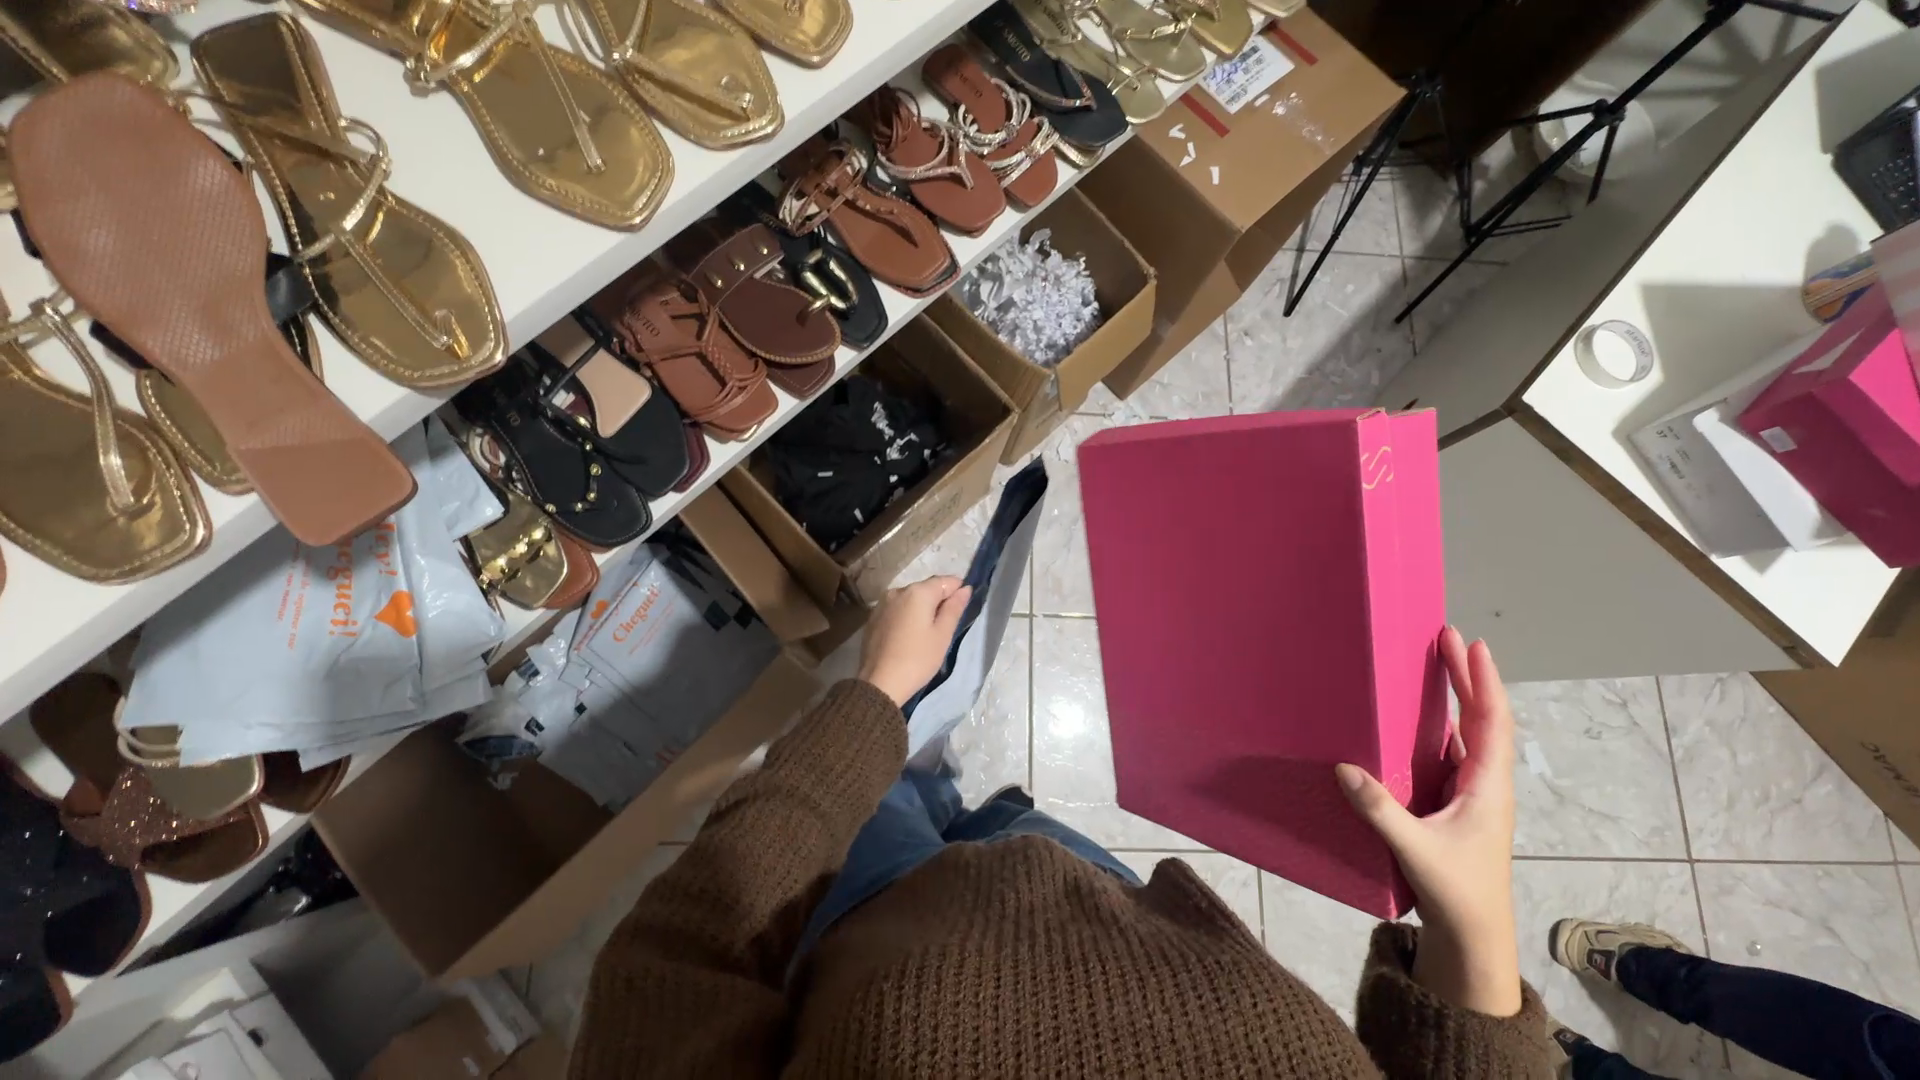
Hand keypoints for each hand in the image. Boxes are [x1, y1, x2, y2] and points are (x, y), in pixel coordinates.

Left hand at [857, 576, 971, 706]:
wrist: (880, 683)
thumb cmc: (918, 659)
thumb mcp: (942, 635)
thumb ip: (954, 608)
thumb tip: (965, 588)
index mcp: (918, 592)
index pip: (945, 581)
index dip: (958, 591)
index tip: (962, 609)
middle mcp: (898, 591)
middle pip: (926, 588)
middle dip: (939, 600)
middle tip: (946, 625)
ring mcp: (882, 604)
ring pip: (910, 599)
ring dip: (921, 608)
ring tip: (927, 632)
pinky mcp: (873, 618)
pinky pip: (896, 610)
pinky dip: (906, 616)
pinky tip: (908, 635)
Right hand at [1336, 626, 1521, 1016]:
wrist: (1475, 935)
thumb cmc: (1456, 890)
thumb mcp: (1416, 848)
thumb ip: (1380, 810)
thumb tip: (1343, 767)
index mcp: (1487, 786)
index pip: (1491, 721)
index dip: (1483, 682)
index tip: (1473, 645)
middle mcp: (1485, 783)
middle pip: (1483, 718)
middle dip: (1467, 677)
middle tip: (1448, 638)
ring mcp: (1474, 794)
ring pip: (1470, 735)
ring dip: (1457, 699)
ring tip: (1436, 667)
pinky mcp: (1458, 805)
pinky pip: (1453, 753)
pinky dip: (1442, 726)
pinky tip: (1420, 722)